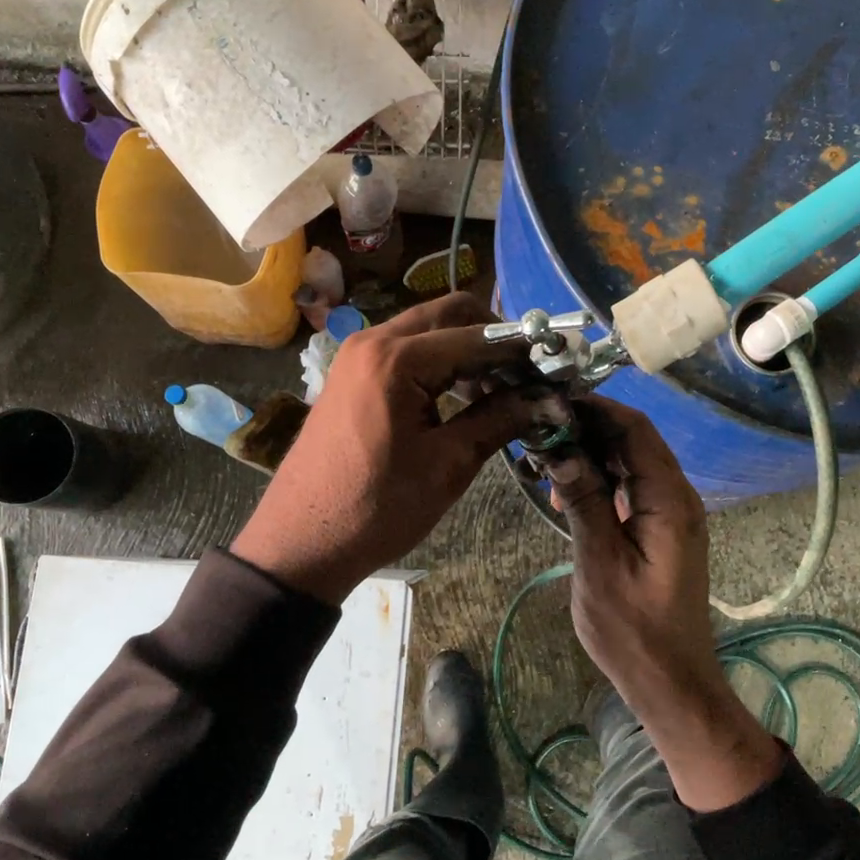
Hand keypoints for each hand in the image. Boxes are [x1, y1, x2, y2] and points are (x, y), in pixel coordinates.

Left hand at [231, 294, 551, 604]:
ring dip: (469, 352)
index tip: (558, 365)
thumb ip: (500, 419)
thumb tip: (549, 399)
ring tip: (505, 392)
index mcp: (396, 359)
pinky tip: (466, 399)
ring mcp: (358, 356)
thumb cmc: (377, 509)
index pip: (476, 335)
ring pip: (428, 333)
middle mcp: (374, 341)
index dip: (522, 349)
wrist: (301, 544)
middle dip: (495, 339)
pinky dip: (441, 366)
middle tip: (530, 376)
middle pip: (450, 316)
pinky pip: (407, 354)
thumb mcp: (448, 465)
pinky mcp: (353, 376)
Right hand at [542, 398, 783, 810]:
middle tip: (539, 428)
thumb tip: (563, 449)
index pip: (635, 431)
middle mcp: (677, 499)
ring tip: (545, 458)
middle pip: (635, 442)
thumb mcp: (600, 566)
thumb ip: (585, 503)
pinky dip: (602, 482)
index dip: (595, 409)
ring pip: (632, 465)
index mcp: (669, 501)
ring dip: (592, 455)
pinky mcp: (661, 533)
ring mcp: (672, 516)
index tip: (550, 402)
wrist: (672, 682)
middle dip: (588, 429)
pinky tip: (568, 492)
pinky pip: (632, 491)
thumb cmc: (634, 631)